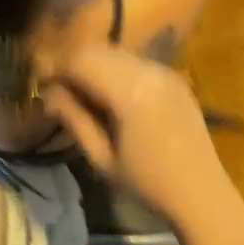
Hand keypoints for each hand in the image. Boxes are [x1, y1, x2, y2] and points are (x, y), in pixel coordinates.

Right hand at [42, 45, 231, 223]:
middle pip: (97, 51)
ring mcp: (165, 72)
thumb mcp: (102, 158)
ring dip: (93, 66)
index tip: (41, 88)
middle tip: (57, 93)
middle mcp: (149, 72)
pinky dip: (114, 70)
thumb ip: (74, 120)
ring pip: (116, 53)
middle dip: (72, 65)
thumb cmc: (148, 184)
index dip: (55, 69)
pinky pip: (135, 63)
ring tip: (81, 96)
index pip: (80, 61)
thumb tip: (49, 95)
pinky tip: (109, 97)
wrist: (202, 193)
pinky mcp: (174, 78)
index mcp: (130, 92)